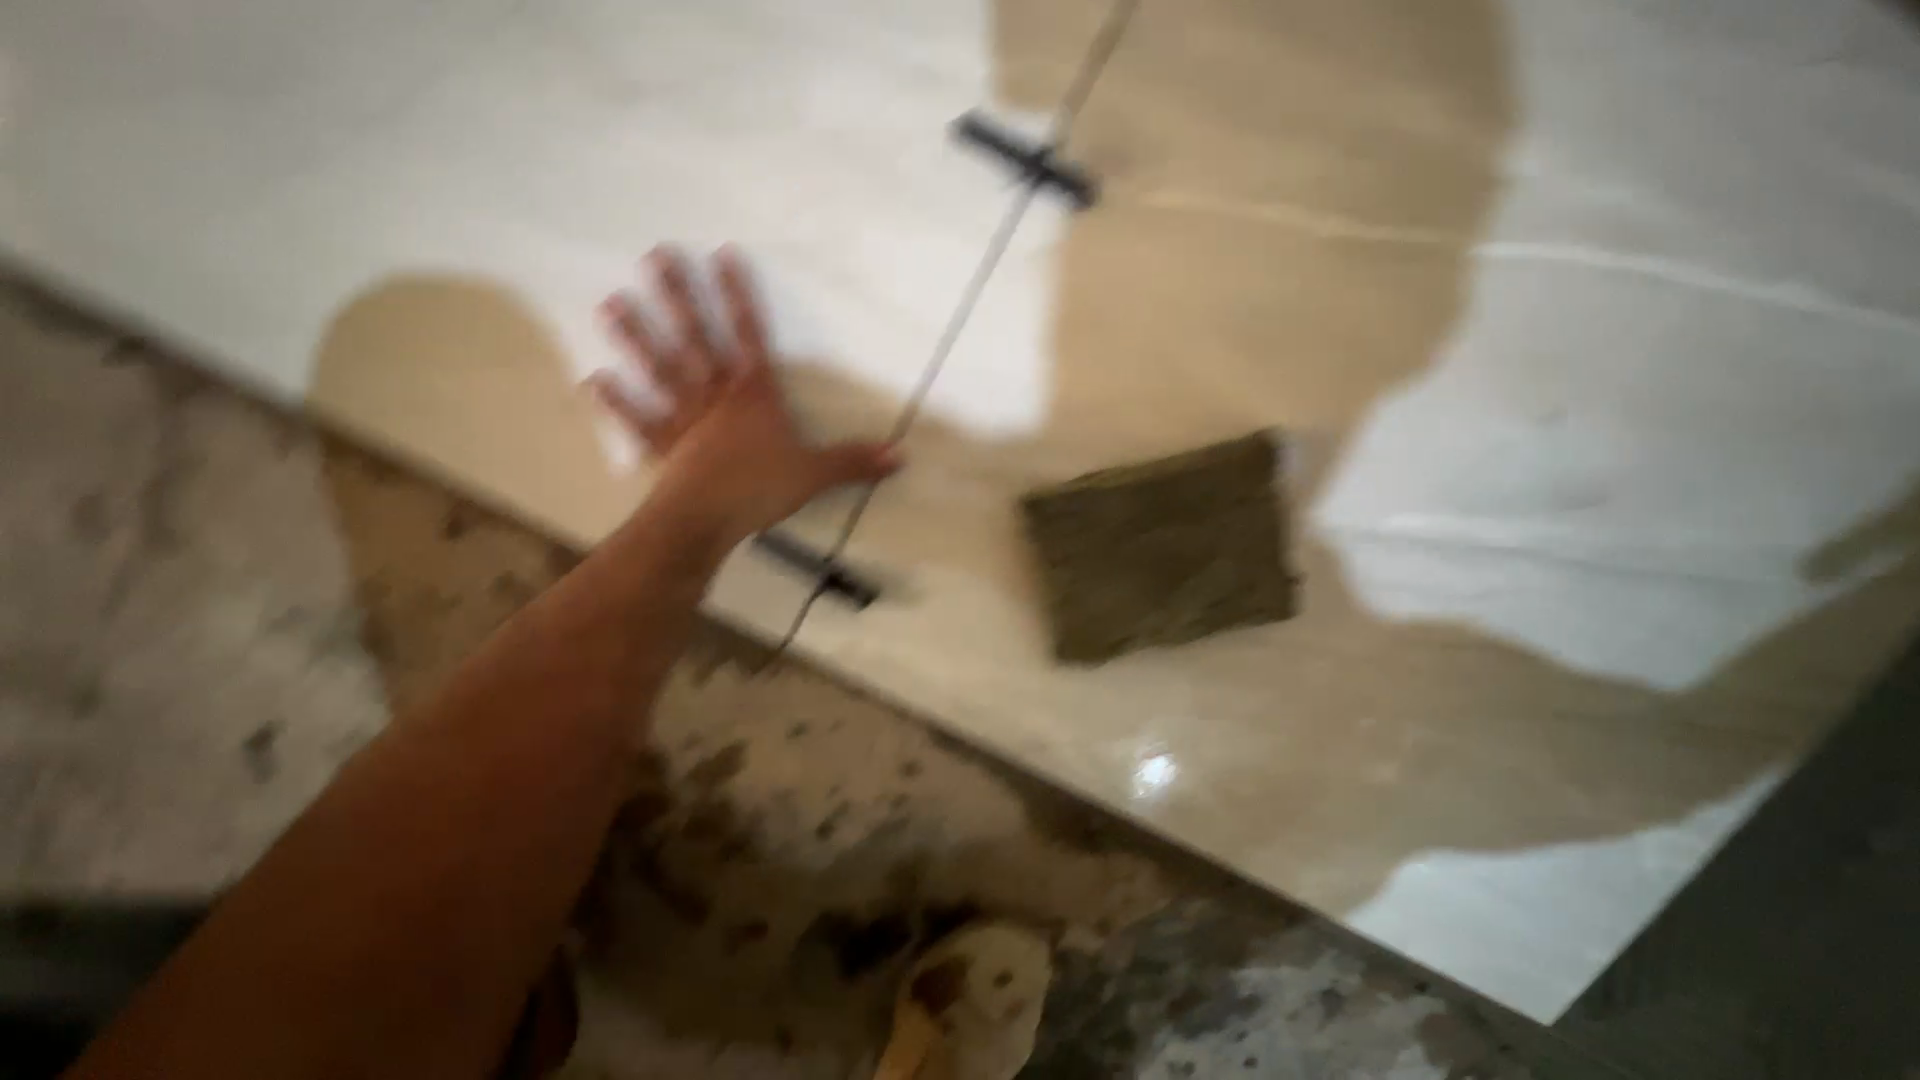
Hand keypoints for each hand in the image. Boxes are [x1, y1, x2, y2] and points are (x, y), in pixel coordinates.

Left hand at [586, 245, 899, 543]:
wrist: (705, 520)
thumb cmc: (760, 488)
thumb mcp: (815, 474)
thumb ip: (854, 461)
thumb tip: (902, 456)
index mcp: (754, 395)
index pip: (749, 335)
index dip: (738, 295)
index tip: (722, 254)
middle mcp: (715, 396)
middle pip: (695, 339)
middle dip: (678, 297)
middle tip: (656, 256)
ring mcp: (684, 419)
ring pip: (660, 370)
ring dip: (636, 338)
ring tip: (611, 303)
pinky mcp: (662, 447)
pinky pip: (639, 422)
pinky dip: (617, 403)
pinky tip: (594, 380)